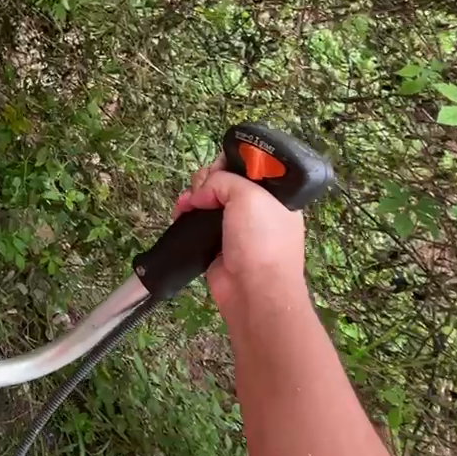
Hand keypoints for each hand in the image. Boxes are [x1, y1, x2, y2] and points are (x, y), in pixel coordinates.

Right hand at [172, 161, 307, 320]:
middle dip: (205, 180)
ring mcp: (237, 227)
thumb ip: (223, 180)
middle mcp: (258, 210)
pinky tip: (180, 214)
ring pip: (208, 198)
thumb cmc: (260, 241)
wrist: (255, 291)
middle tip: (200, 191)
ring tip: (185, 204)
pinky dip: (187, 213)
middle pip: (223, 180)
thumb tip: (200, 194)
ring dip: (192, 196)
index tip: (216, 170)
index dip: (229, 164)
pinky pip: (199, 218)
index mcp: (276, 198)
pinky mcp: (218, 241)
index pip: (249, 168)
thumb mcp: (248, 196)